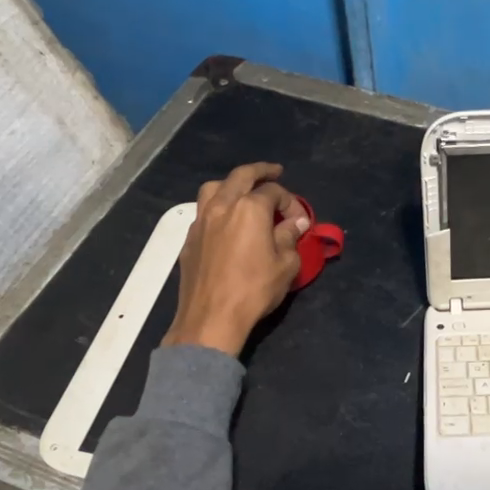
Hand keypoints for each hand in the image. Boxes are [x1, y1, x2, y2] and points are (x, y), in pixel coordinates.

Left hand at [163, 162, 310, 355]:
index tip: (299, 220)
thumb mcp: (286, 265)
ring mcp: (201, 221)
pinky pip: (203, 211)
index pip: (274, 192)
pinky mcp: (189, 239)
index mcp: (249, 209)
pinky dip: (217, 206)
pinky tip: (226, 221)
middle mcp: (222, 206)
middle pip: (241, 176)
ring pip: (213, 188)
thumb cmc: (254, 290)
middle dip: (261, 172)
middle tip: (274, 172)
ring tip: (242, 192)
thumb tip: (296, 223)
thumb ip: (290, 238)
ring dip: (230, 184)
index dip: (291, 202)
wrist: (211, 318)